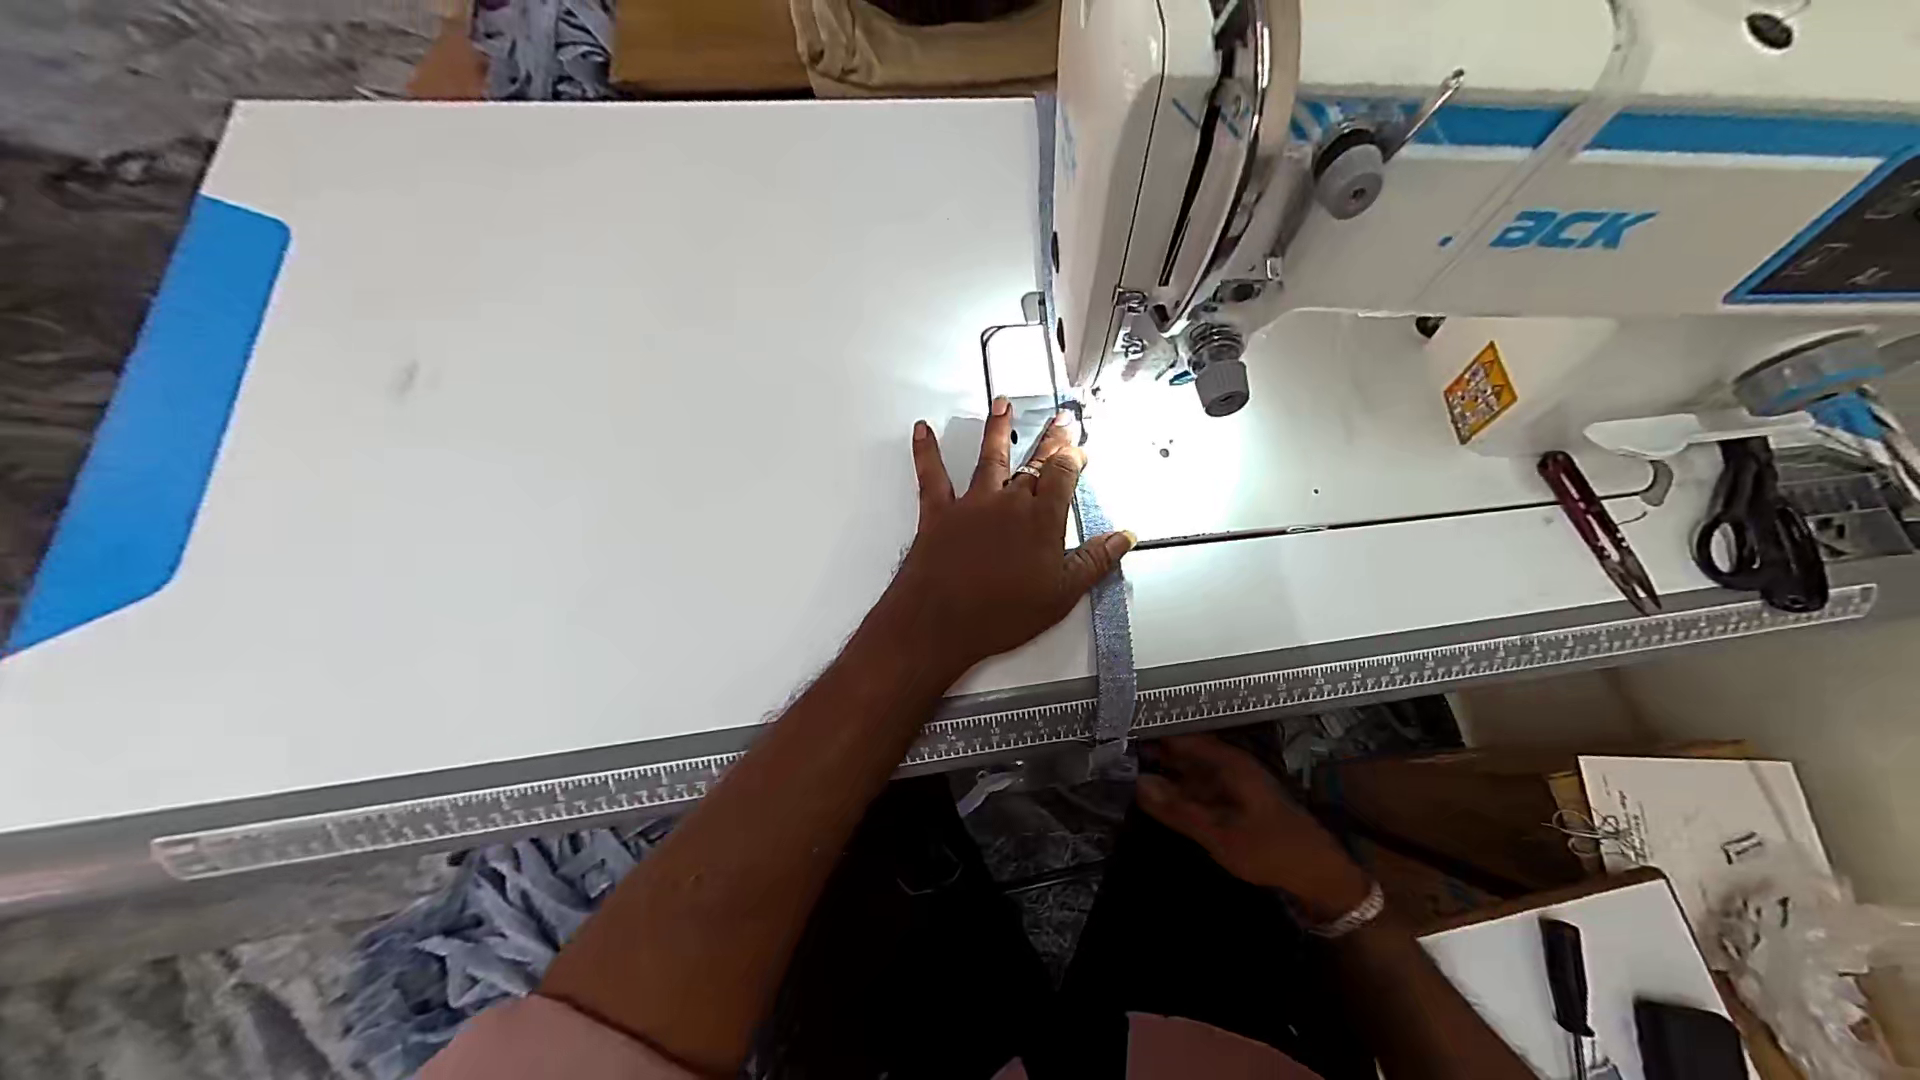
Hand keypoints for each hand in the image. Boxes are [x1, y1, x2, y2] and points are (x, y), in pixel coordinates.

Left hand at [870, 397, 1134, 679]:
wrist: (940, 622)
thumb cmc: (999, 613)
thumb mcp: (1061, 594)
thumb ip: (1094, 561)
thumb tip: (1123, 538)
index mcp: (1041, 519)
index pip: (1063, 475)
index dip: (1073, 458)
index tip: (1079, 450)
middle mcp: (1007, 502)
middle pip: (1034, 461)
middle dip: (1050, 439)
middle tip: (1059, 420)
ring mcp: (972, 504)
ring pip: (989, 457)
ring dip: (997, 429)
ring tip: (1002, 405)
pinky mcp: (938, 513)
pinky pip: (931, 475)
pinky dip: (926, 451)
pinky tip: (922, 431)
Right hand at [1137, 734, 1373, 920]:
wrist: (1320, 878)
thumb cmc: (1271, 850)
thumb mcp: (1218, 834)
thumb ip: (1177, 809)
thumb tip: (1137, 783)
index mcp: (1228, 763)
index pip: (1181, 737)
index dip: (1151, 735)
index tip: (1117, 737)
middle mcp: (1230, 766)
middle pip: (1184, 752)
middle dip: (1153, 754)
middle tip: (1113, 760)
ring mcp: (1233, 784)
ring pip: (1190, 770)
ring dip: (1164, 773)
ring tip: (1126, 776)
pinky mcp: (1235, 802)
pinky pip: (1199, 787)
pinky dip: (1179, 790)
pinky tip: (1159, 800)